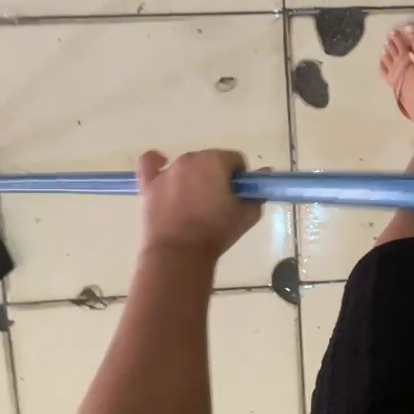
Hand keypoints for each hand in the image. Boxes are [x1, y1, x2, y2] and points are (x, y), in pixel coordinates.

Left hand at [136, 150, 259, 260]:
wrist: (179, 254)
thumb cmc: (216, 231)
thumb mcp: (247, 214)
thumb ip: (257, 191)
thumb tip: (264, 173)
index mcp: (216, 161)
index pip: (235, 160)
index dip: (239, 177)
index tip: (237, 196)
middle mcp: (191, 159)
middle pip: (211, 160)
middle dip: (217, 176)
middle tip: (218, 203)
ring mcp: (168, 171)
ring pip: (187, 166)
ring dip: (194, 177)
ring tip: (194, 203)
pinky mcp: (149, 185)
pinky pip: (149, 164)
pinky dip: (155, 161)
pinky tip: (160, 163)